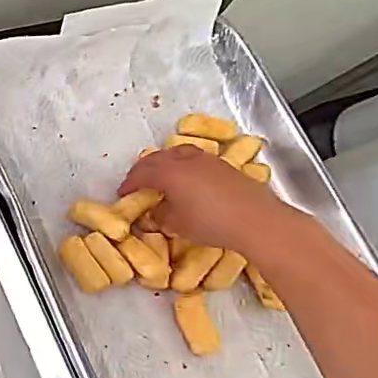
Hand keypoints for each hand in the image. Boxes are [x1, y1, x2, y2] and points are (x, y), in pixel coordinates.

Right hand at [118, 146, 304, 256]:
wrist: (255, 220)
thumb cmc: (211, 223)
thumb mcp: (177, 224)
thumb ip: (160, 214)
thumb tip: (155, 210)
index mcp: (168, 172)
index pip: (141, 174)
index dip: (129, 183)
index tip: (123, 193)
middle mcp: (185, 160)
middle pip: (157, 158)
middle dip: (143, 169)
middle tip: (136, 182)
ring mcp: (206, 160)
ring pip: (176, 153)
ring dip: (163, 162)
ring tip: (159, 174)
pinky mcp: (223, 166)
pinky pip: (193, 158)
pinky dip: (181, 164)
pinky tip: (185, 177)